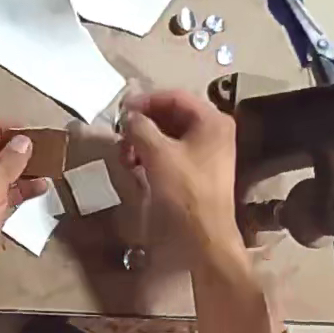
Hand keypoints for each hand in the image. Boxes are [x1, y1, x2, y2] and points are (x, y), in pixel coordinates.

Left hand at [0, 122, 49, 294]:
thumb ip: (9, 162)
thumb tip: (24, 140)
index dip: (3, 128)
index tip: (30, 131)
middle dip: (16, 149)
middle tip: (45, 146)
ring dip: (21, 169)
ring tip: (48, 165)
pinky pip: (1, 192)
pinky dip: (19, 188)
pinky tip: (41, 186)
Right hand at [120, 90, 245, 262]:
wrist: (203, 236)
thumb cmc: (185, 192)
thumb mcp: (158, 154)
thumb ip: (140, 128)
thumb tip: (128, 118)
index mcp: (211, 121)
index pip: (174, 96)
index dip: (145, 100)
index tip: (120, 111)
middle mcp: (213, 131)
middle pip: (171, 114)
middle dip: (143, 123)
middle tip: (120, 134)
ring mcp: (206, 151)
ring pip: (168, 134)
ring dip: (143, 140)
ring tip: (125, 154)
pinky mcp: (197, 170)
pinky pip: (171, 151)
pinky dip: (150, 154)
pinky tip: (134, 165)